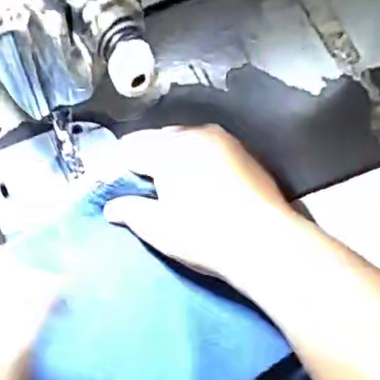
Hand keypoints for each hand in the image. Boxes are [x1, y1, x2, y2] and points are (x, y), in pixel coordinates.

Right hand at [101, 126, 306, 285]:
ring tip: (170, 190)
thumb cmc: (206, 236)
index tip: (113, 185)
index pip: (131, 148)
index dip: (118, 167)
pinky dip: (201, 167)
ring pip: (190, 146)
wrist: (267, 245)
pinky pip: (213, 156)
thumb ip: (131, 211)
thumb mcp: (159, 228)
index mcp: (171, 147)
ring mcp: (229, 144)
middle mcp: (200, 134)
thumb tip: (112, 206)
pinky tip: (201, 191)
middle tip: (140, 188)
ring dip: (176, 162)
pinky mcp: (249, 160)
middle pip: (162, 141)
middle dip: (148, 160)